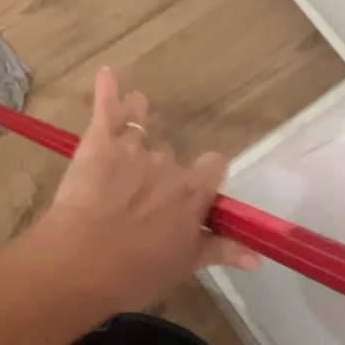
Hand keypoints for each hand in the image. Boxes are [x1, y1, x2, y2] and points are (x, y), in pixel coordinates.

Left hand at [30, 66, 260, 310]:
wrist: (85, 259)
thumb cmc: (136, 271)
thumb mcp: (184, 266)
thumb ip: (220, 250)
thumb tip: (258, 255)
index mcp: (192, 194)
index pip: (213, 166)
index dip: (203, 174)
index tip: (193, 186)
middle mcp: (167, 165)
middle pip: (168, 155)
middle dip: (156, 169)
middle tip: (136, 193)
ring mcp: (133, 148)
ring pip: (139, 124)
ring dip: (135, 120)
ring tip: (130, 118)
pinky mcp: (100, 140)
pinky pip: (107, 106)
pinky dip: (107, 87)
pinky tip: (107, 73)